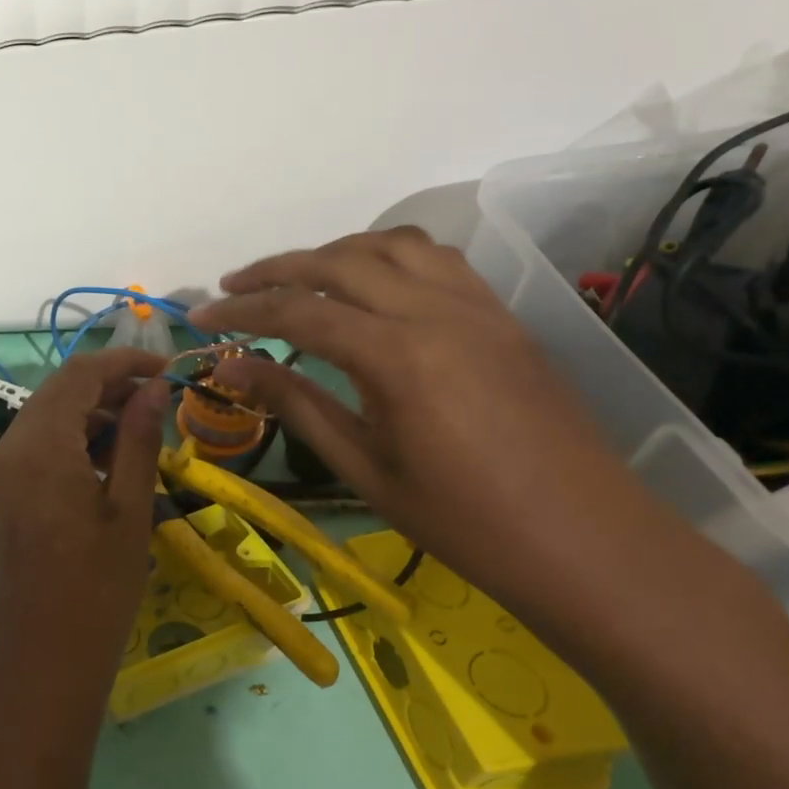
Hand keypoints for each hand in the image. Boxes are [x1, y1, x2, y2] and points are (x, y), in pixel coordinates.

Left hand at [0, 347, 168, 680]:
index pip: (79, 374)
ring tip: (142, 428)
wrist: (44, 653)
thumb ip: (138, 438)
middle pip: (59, 390)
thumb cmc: (98, 585)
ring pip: (47, 416)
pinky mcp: (5, 491)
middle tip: (159, 397)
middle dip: (108, 384)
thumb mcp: (130, 508)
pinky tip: (110, 457)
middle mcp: (11, 445)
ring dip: (91, 411)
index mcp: (40, 443)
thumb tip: (153, 387)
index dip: (124, 360)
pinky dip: (72, 438)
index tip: (167, 367)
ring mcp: (2, 469)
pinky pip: (38, 444)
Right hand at [187, 228, 655, 600]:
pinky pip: (439, 261)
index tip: (199, 317)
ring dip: (336, 252)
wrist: (588, 543)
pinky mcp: (503, 318)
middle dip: (276, 268)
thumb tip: (230, 366)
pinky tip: (372, 286)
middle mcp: (437, 314)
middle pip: (339, 262)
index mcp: (397, 357)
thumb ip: (295, 403)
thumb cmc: (464, 522)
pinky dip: (390, 257)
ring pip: (394, 245)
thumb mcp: (363, 467)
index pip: (297, 312)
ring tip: (299, 278)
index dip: (241, 310)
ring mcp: (478, 309)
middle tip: (233, 287)